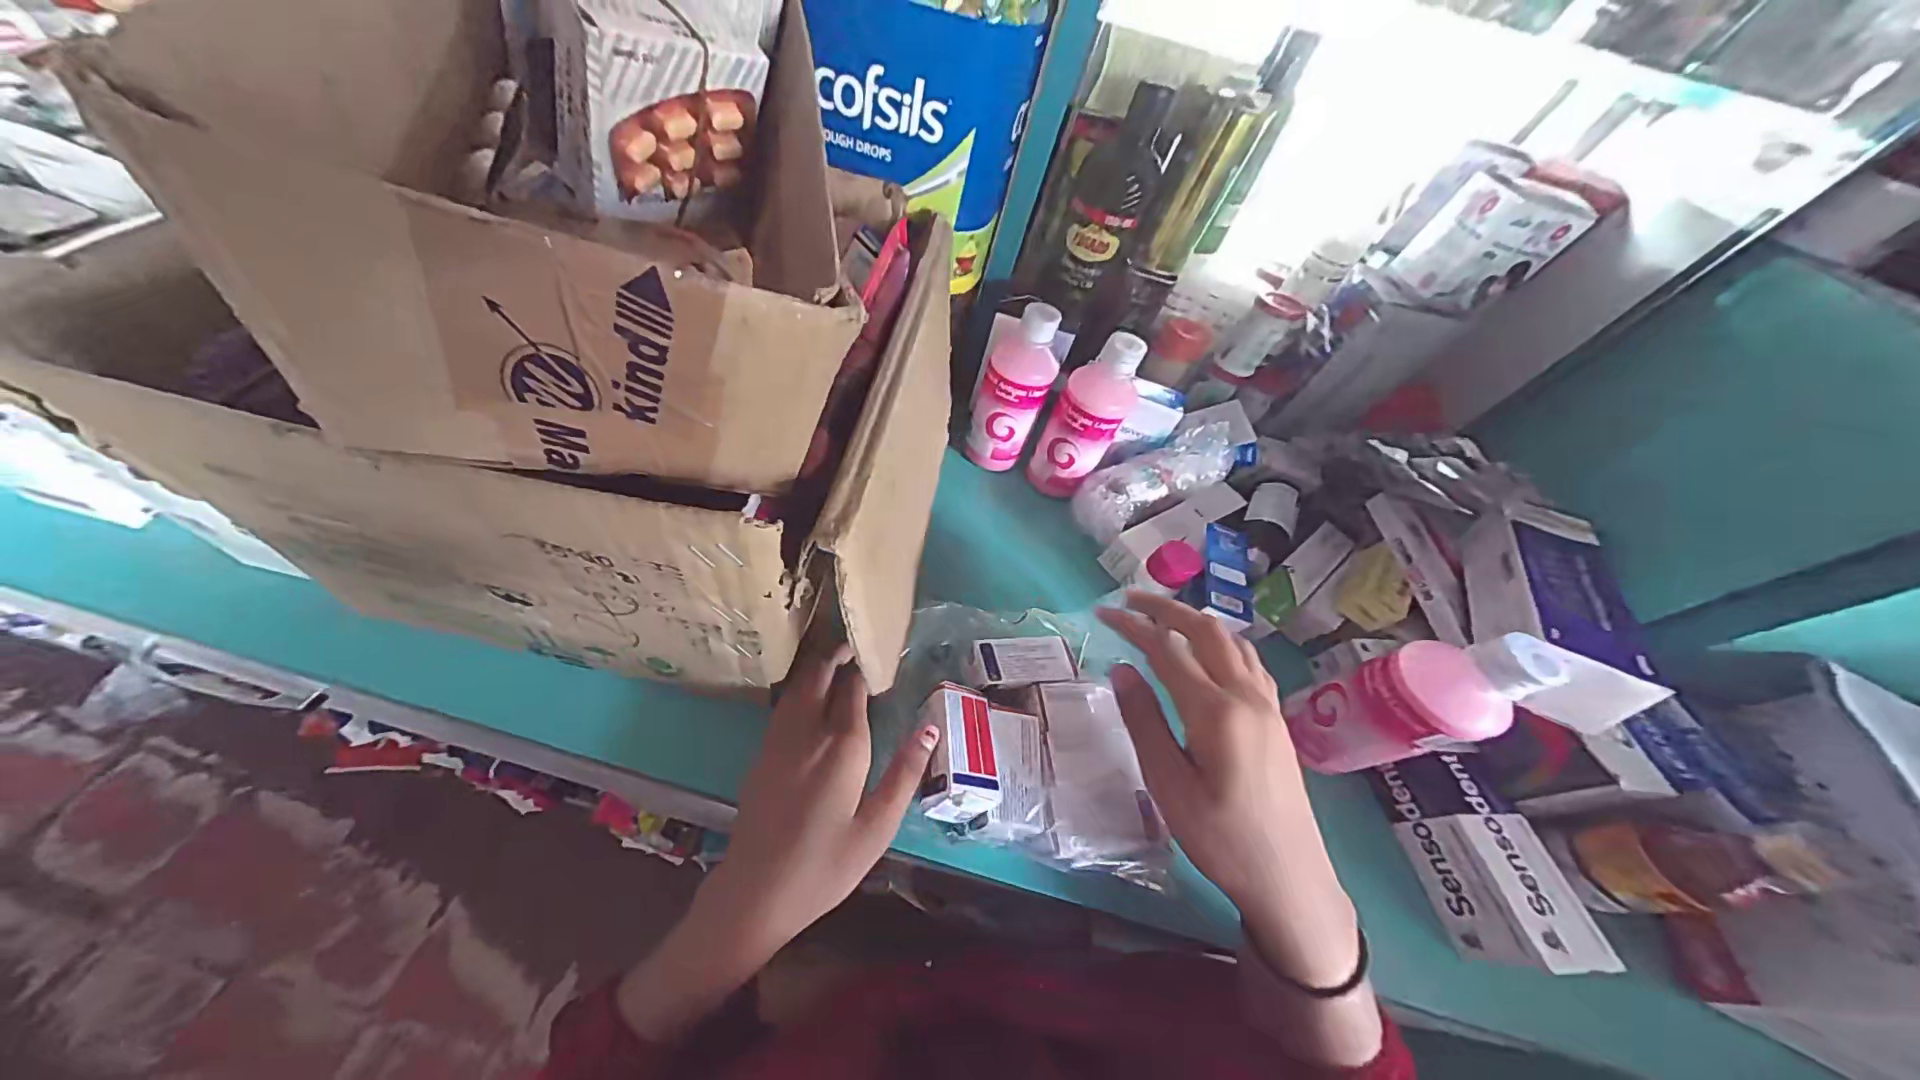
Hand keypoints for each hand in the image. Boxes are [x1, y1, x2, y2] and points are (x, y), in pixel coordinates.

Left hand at [619, 644, 936, 1041]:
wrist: (755, 893)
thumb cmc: (826, 865)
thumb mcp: (877, 827)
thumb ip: (904, 774)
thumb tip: (929, 730)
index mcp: (842, 747)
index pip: (853, 688)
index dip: (865, 665)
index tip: (879, 651)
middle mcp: (808, 733)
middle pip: (819, 675)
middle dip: (837, 654)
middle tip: (856, 643)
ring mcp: (779, 741)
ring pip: (797, 686)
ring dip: (816, 667)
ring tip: (836, 659)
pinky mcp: (762, 754)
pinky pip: (783, 705)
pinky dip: (800, 688)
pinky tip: (809, 696)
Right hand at [1096, 591, 1359, 988]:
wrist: (1288, 878)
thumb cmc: (1219, 837)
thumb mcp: (1167, 784)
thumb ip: (1144, 721)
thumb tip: (1122, 669)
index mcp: (1216, 711)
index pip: (1167, 649)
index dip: (1133, 626)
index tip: (1103, 613)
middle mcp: (1246, 696)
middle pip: (1206, 631)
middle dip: (1166, 609)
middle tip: (1130, 601)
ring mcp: (1267, 706)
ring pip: (1233, 642)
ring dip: (1196, 621)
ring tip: (1164, 618)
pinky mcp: (1276, 719)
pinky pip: (1248, 661)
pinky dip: (1221, 642)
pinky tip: (1209, 653)